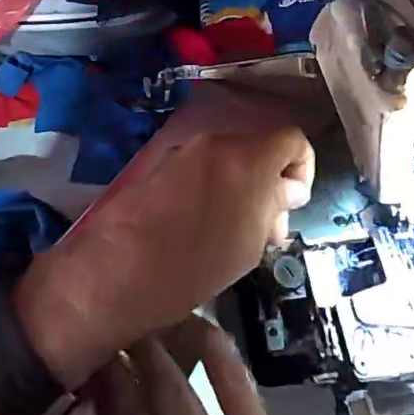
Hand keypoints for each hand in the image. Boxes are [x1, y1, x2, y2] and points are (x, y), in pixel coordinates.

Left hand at [15, 84, 316, 387]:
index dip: (302, 170)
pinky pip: (201, 166)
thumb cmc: (190, 268)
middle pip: (260, 148)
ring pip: (230, 158)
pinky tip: (201, 225)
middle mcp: (216, 142)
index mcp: (247, 159)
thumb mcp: (248, 246)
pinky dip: (213, 186)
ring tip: (232, 231)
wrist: (111, 274)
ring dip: (241, 185)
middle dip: (270, 182)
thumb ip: (274, 209)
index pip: (293, 140)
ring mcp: (184, 149)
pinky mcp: (160, 163)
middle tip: (265, 228)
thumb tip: (286, 190)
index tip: (292, 205)